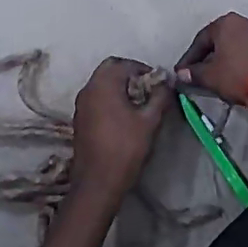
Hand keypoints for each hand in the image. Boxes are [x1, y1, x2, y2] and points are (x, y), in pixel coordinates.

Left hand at [71, 57, 171, 196]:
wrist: (98, 183)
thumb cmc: (126, 148)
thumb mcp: (150, 120)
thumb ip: (160, 96)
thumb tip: (167, 81)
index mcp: (103, 85)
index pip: (124, 64)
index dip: (144, 70)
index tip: (159, 84)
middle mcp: (88, 89)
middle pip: (110, 69)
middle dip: (130, 75)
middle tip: (148, 90)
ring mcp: (81, 105)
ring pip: (101, 84)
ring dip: (119, 87)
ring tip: (139, 104)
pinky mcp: (80, 119)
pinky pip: (96, 98)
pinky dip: (110, 99)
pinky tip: (124, 116)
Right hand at [175, 13, 247, 112]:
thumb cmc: (236, 76)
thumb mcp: (209, 76)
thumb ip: (193, 73)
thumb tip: (182, 74)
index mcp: (225, 22)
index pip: (200, 40)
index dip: (189, 58)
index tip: (181, 73)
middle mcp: (242, 21)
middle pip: (217, 40)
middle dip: (205, 57)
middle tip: (194, 73)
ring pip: (231, 44)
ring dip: (220, 58)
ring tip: (211, 75)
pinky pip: (245, 50)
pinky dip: (235, 60)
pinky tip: (230, 73)